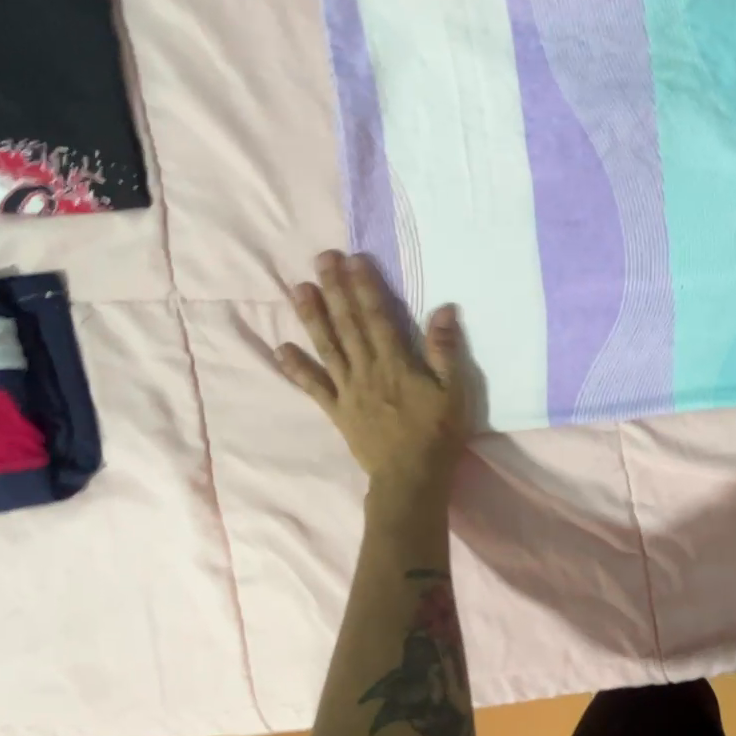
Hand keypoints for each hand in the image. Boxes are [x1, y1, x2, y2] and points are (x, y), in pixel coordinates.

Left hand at [276, 251, 471, 486]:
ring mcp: (347, 390)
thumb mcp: (454, 390)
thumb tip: (443, 309)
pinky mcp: (337, 410)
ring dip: (312, 316)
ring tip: (298, 288)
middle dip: (335, 289)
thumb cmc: (438, 432)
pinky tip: (281, 348)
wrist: (411, 476)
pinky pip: (313, 385)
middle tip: (322, 259)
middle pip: (348, 324)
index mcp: (396, 363)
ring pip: (326, 346)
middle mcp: (366, 370)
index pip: (377, 317)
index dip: (365, 287)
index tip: (354, 260)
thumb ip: (445, 349)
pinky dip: (296, 367)